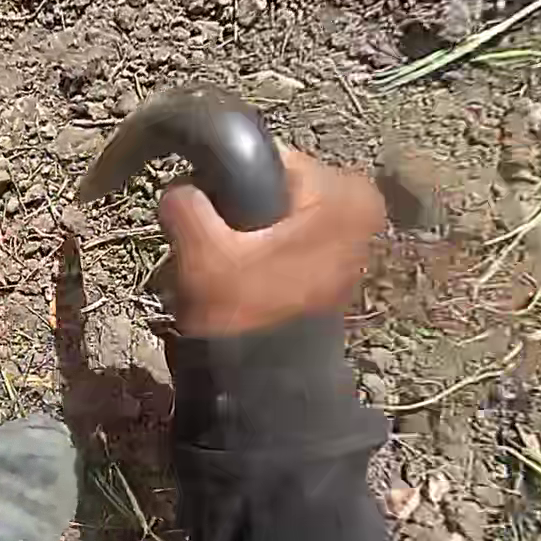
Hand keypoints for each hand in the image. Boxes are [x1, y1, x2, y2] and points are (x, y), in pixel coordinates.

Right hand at [157, 145, 385, 337]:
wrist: (263, 382)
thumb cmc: (243, 313)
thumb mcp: (203, 254)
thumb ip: (186, 205)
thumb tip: (179, 190)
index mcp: (342, 195)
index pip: (268, 158)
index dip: (226, 184)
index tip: (207, 215)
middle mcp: (360, 208)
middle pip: (274, 184)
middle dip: (238, 209)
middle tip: (219, 246)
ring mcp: (354, 238)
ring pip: (277, 211)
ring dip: (248, 231)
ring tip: (230, 264)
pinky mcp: (338, 262)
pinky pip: (289, 234)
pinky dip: (264, 247)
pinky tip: (246, 274)